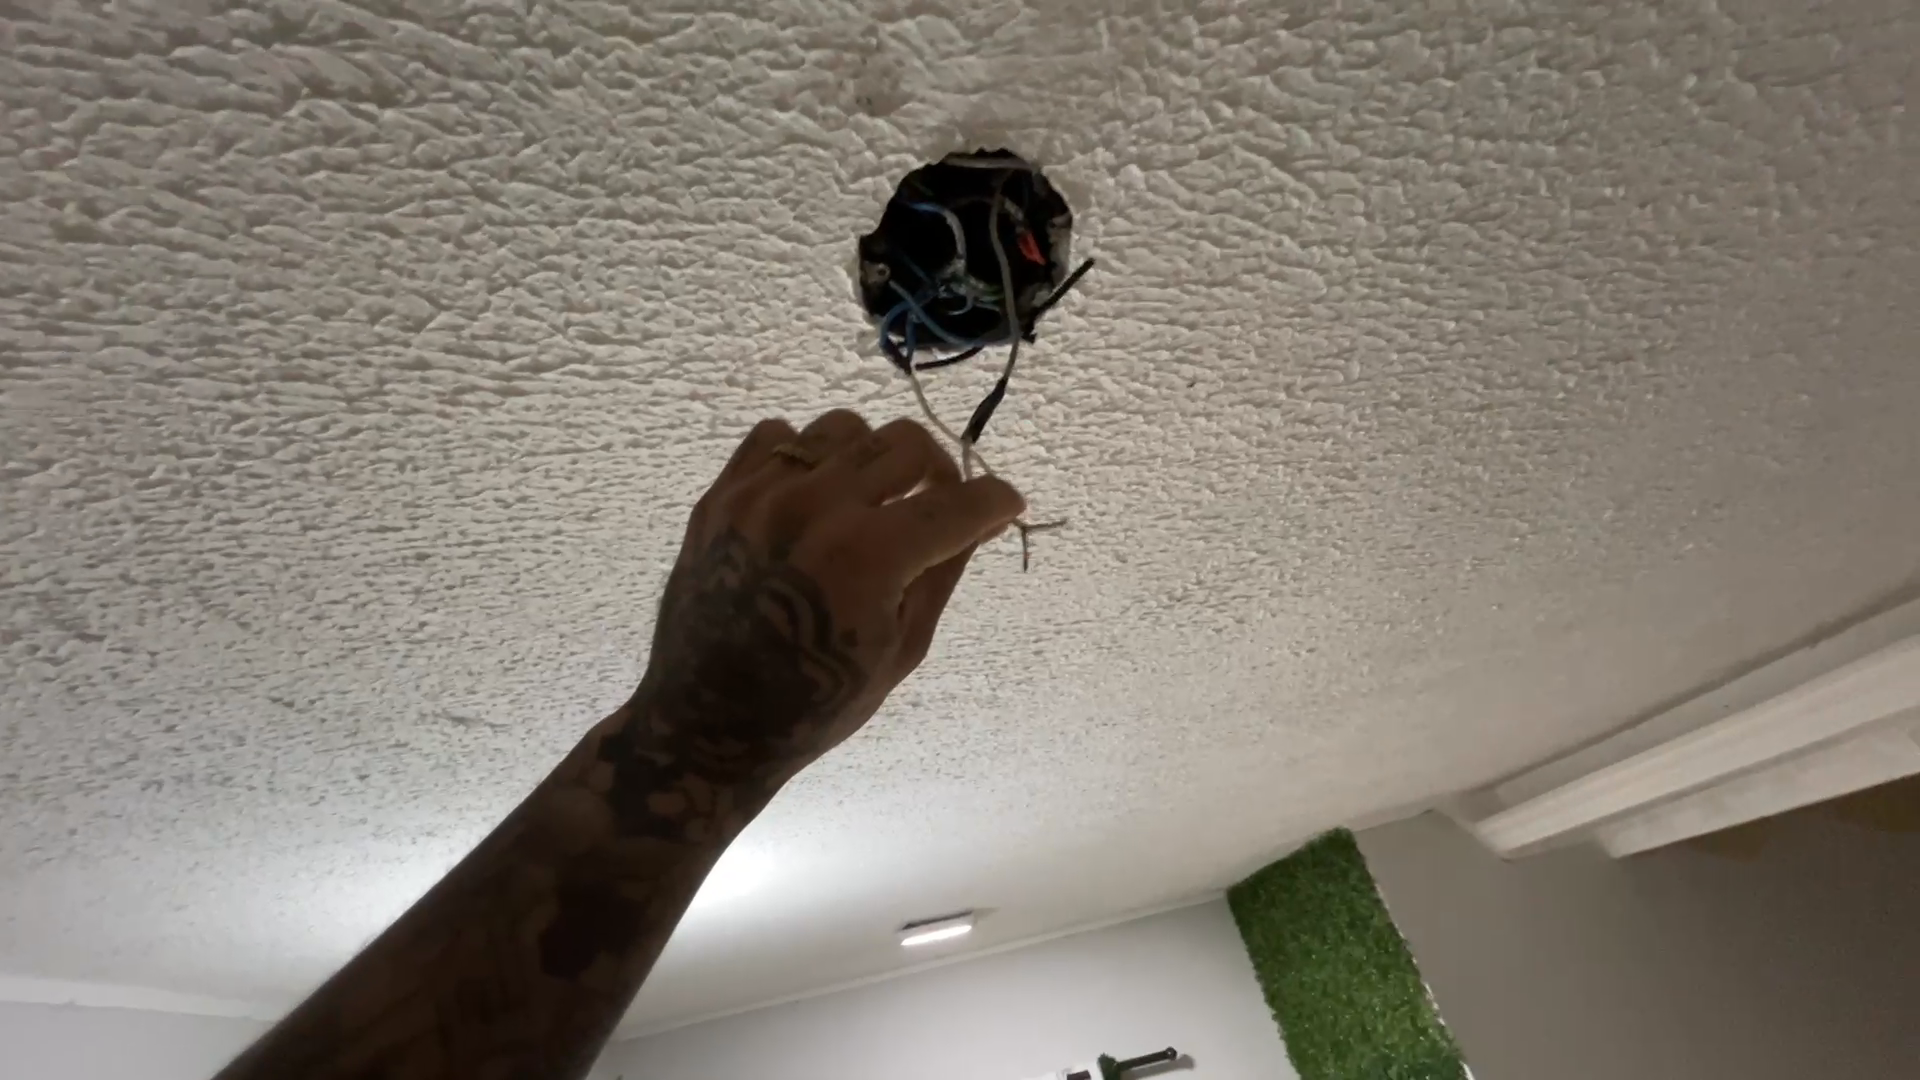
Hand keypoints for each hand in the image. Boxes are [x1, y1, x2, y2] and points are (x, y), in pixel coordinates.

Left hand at [639, 410, 1024, 786]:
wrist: (708, 722)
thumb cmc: (819, 702)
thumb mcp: (904, 647)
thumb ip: (946, 568)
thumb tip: (984, 517)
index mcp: (868, 556)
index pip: (956, 504)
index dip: (997, 501)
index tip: (1008, 504)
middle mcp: (816, 506)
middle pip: (907, 444)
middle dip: (940, 474)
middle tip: (938, 507)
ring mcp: (761, 493)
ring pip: (845, 427)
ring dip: (874, 459)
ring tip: (869, 501)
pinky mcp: (721, 493)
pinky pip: (778, 436)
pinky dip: (808, 458)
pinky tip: (812, 498)